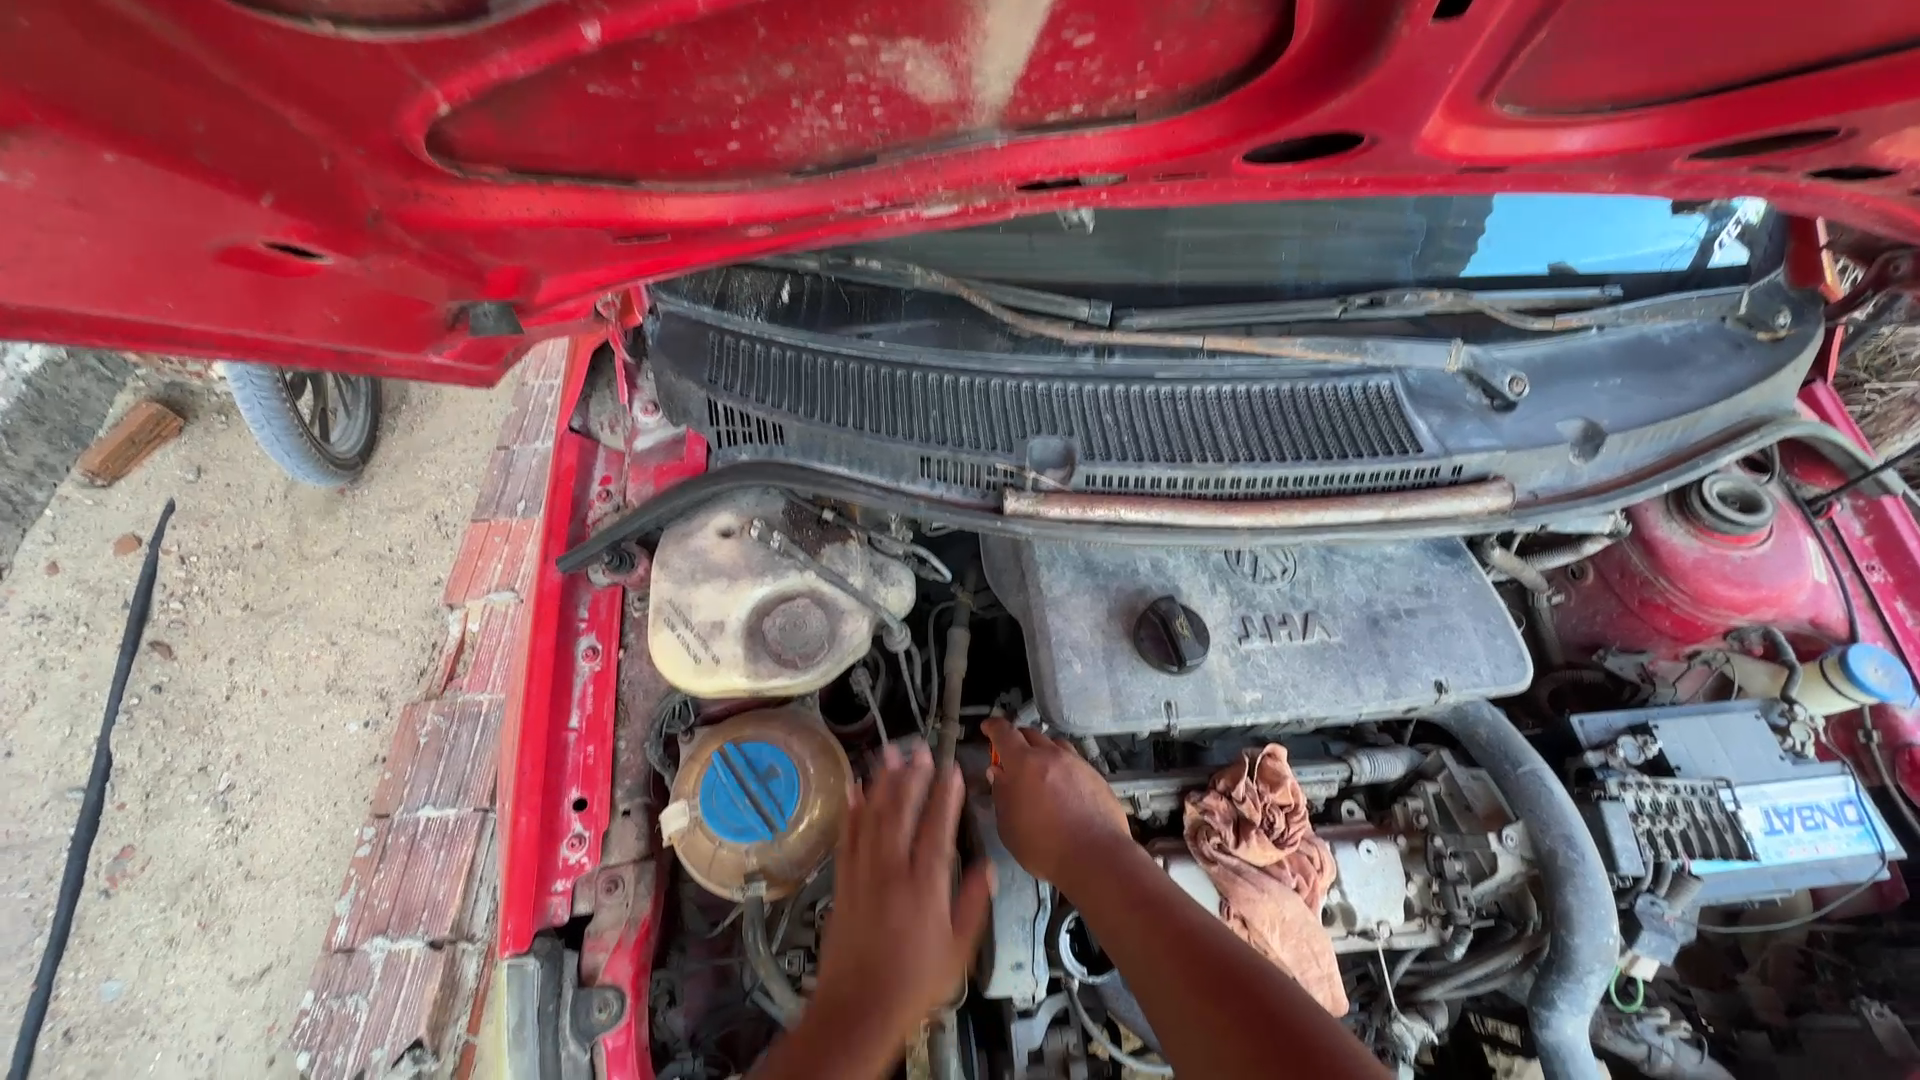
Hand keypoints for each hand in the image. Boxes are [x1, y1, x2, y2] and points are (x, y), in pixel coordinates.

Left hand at [811, 741, 994, 1046]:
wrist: (857, 1009)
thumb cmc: (912, 984)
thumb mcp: (957, 951)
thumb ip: (972, 905)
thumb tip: (987, 870)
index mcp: (924, 887)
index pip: (937, 829)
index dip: (946, 796)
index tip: (952, 770)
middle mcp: (892, 873)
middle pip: (901, 813)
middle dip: (912, 777)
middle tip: (919, 749)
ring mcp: (864, 875)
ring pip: (872, 817)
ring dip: (881, 782)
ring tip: (889, 753)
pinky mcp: (843, 882)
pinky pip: (847, 837)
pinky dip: (852, 810)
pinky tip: (855, 790)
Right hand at [982, 717, 1134, 891]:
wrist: (1096, 857)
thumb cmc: (1044, 846)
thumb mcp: (1008, 826)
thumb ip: (1001, 794)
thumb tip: (998, 773)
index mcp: (1024, 763)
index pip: (1004, 733)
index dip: (994, 727)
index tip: (988, 727)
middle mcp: (1052, 755)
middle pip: (1031, 734)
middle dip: (1018, 739)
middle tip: (1012, 755)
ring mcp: (1077, 764)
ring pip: (1056, 745)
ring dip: (1043, 751)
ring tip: (1039, 768)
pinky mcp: (1096, 776)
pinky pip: (1074, 762)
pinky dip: (1063, 767)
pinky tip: (1063, 787)